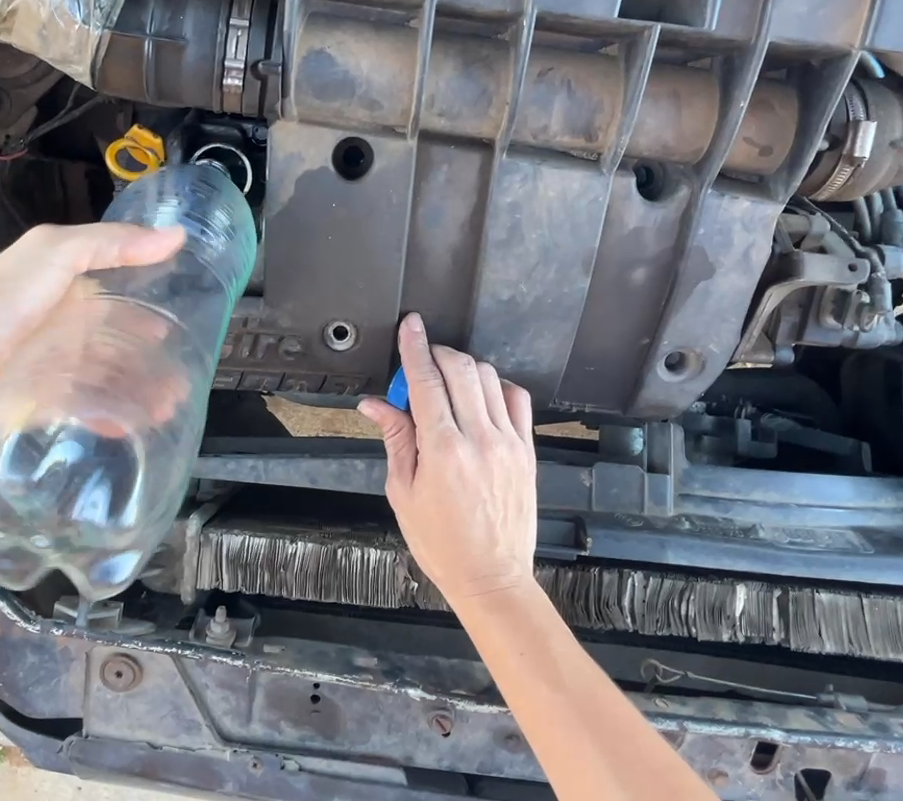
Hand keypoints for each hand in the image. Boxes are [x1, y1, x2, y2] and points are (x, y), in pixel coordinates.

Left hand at [0, 222, 183, 420]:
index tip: (188, 330)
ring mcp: (51, 368)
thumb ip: (113, 243)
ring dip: (141, 392)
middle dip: (153, 361)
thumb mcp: (54, 252)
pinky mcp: (41, 404)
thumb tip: (178, 235)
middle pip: (119, 343)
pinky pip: (85, 410)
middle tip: (181, 382)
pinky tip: (132, 426)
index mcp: (65, 287)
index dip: (152, 312)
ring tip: (166, 408)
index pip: (120, 297)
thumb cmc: (0, 302)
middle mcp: (61, 326)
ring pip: (108, 379)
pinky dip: (111, 417)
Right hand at [358, 313, 536, 605]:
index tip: (411, 325)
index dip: (415, 347)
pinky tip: (480, 395)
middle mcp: (479, 439)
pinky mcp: (527, 450)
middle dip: (437, 352)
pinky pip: (516, 399)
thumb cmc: (441, 542)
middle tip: (421, 359)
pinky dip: (496, 385)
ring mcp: (508, 442)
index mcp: (442, 450)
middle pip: (460, 369)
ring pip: (488, 377)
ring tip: (446, 381)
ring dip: (464, 367)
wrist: (491, 576)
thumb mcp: (403, 491)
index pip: (426, 382)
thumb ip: (394, 438)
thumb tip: (375, 404)